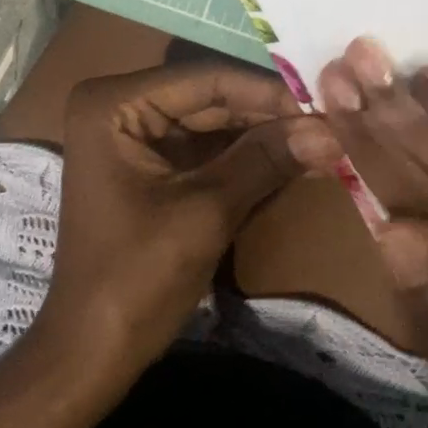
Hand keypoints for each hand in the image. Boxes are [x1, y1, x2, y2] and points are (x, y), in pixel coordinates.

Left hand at [40, 62, 343, 369]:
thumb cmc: (136, 275)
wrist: (92, 347)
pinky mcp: (145, 166)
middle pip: (206, 98)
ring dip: (260, 134)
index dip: (267, 91)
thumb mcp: (205, 212)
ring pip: (207, 122)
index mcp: (112, 103)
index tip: (327, 100)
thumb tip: (330, 129)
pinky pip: (200, 149)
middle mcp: (116, 106)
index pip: (203, 80)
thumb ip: (263, 161)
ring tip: (326, 136)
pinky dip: (241, 156)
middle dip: (267, 113)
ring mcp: (128, 136)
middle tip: (334, 119)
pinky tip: (291, 157)